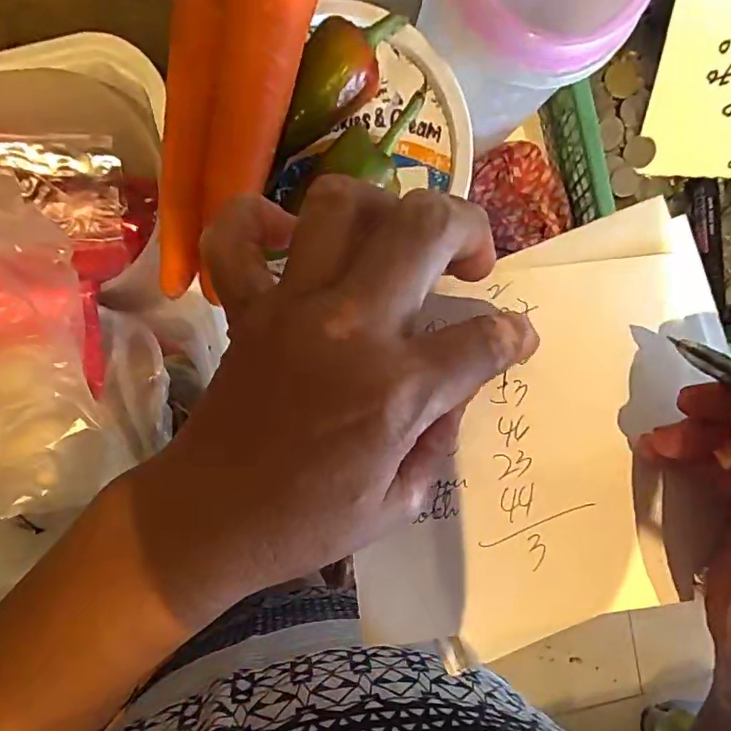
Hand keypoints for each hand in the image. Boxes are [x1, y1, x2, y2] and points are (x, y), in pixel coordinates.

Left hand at [126, 179, 537, 627]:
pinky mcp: (246, 310)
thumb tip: (456, 390)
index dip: (514, 334)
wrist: (211, 520)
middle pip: (424, 229)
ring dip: (383, 206)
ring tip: (396, 238)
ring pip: (340, 205)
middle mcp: (350, 328)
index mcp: (397, 389)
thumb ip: (438, 439)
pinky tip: (292, 237)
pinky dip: (261, 220)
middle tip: (473, 260)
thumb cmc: (306, 524)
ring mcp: (291, 309)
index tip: (519, 338)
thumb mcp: (396, 503)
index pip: (481, 338)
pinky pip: (238, 237)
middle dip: (470, 228)